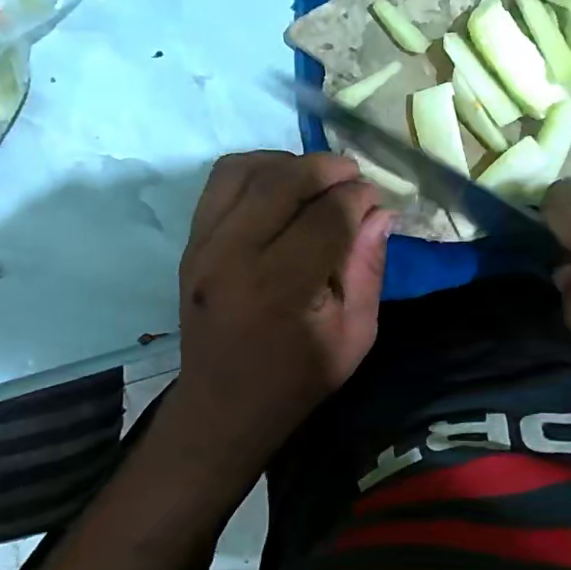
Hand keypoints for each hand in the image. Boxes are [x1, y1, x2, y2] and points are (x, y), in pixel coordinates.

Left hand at [170, 152, 393, 451]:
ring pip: (245, 169)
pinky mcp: (191, 243)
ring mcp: (204, 246)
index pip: (327, 216)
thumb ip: (368, 269)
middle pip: (284, 181)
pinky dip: (256, 171)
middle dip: (328, 168)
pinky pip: (221, 183)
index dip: (359, 198)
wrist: (224, 406)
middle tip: (353, 176)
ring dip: (289, 163)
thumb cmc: (298, 378)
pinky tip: (282, 187)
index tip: (376, 201)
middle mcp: (234, 257)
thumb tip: (379, 212)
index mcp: (282, 289)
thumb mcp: (354, 335)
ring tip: (317, 178)